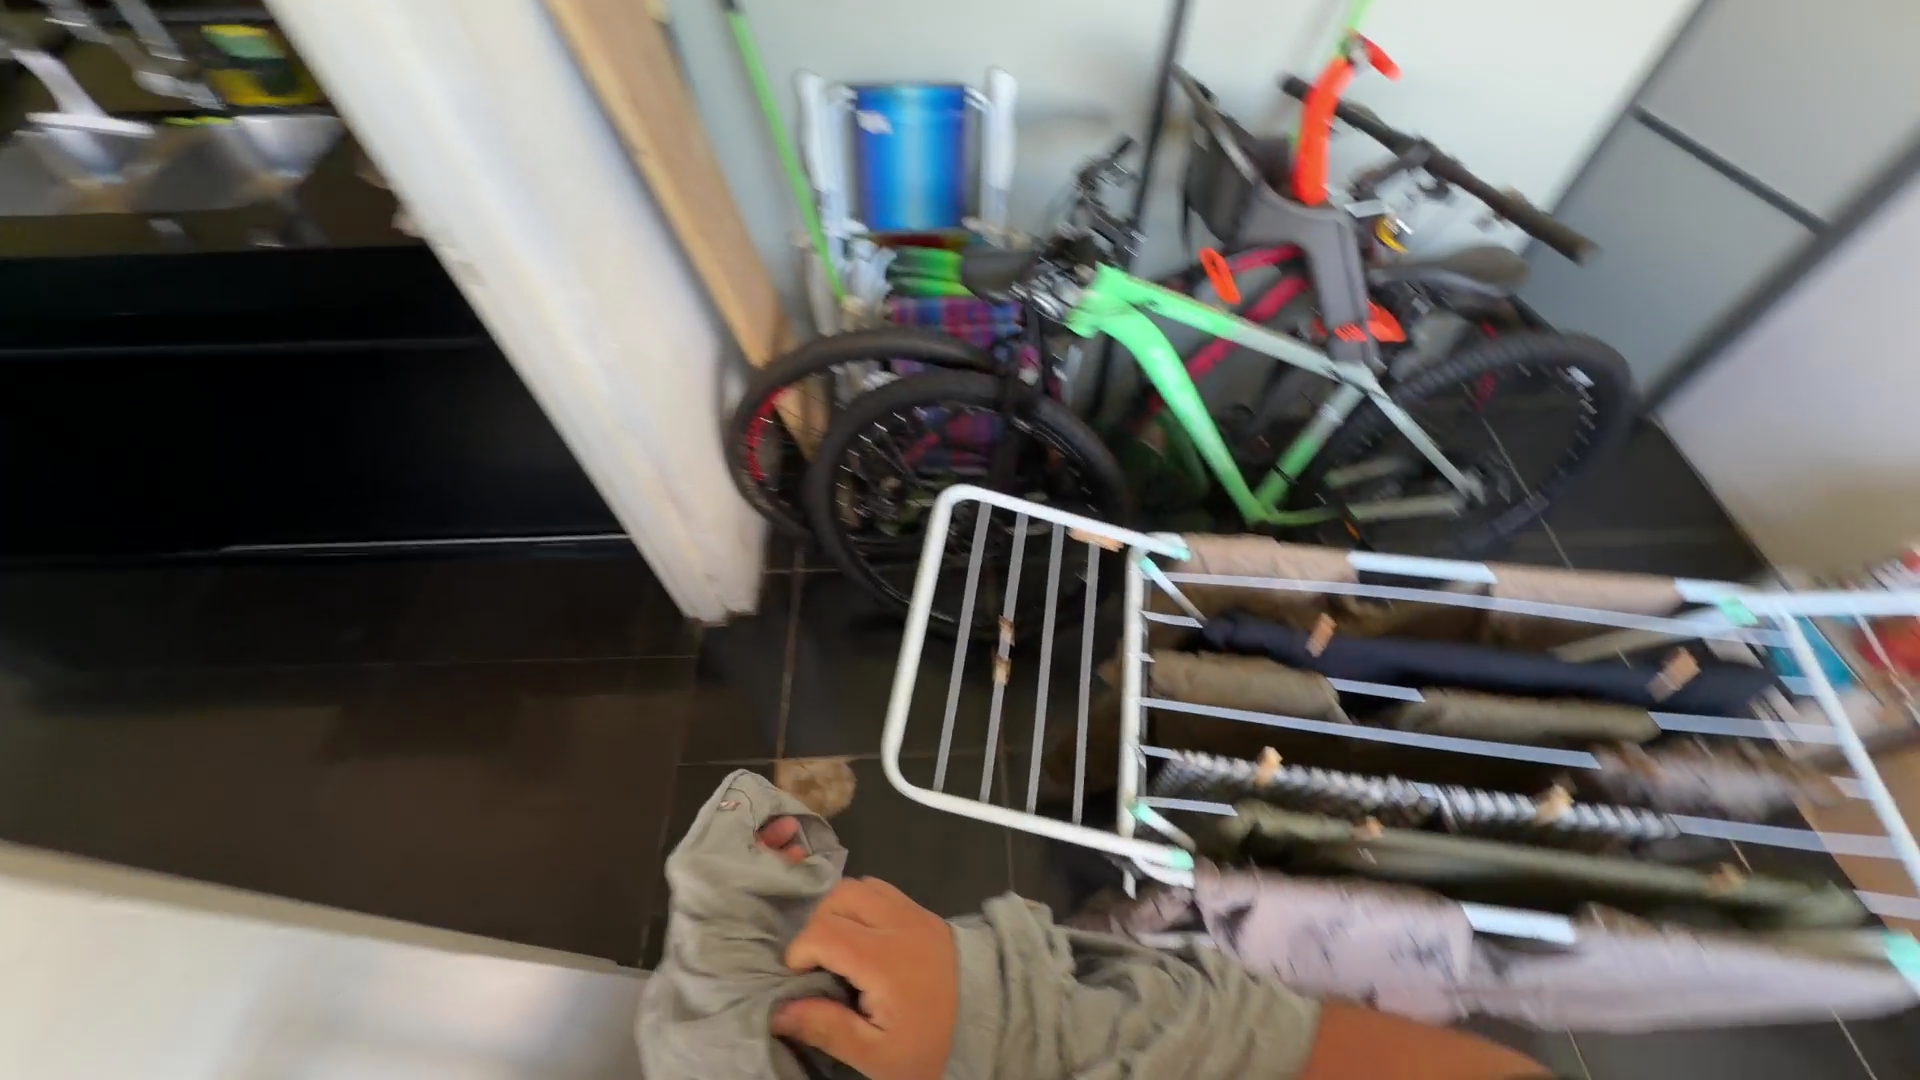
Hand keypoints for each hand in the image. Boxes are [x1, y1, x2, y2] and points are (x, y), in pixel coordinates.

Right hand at [755, 821, 957, 1079]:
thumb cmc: (931, 1043)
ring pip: (860, 885)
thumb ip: (827, 1028)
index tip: (801, 981)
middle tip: (819, 964)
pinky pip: (882, 889)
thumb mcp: (877, 1055)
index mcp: (883, 958)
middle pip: (839, 896)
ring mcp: (913, 911)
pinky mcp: (923, 911)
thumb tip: (780, 1011)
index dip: (799, 953)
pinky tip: (864, 937)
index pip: (823, 931)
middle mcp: (896, 923)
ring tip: (840, 949)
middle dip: (817, 925)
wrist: (991, 1023)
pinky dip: (863, 903)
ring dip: (839, 910)